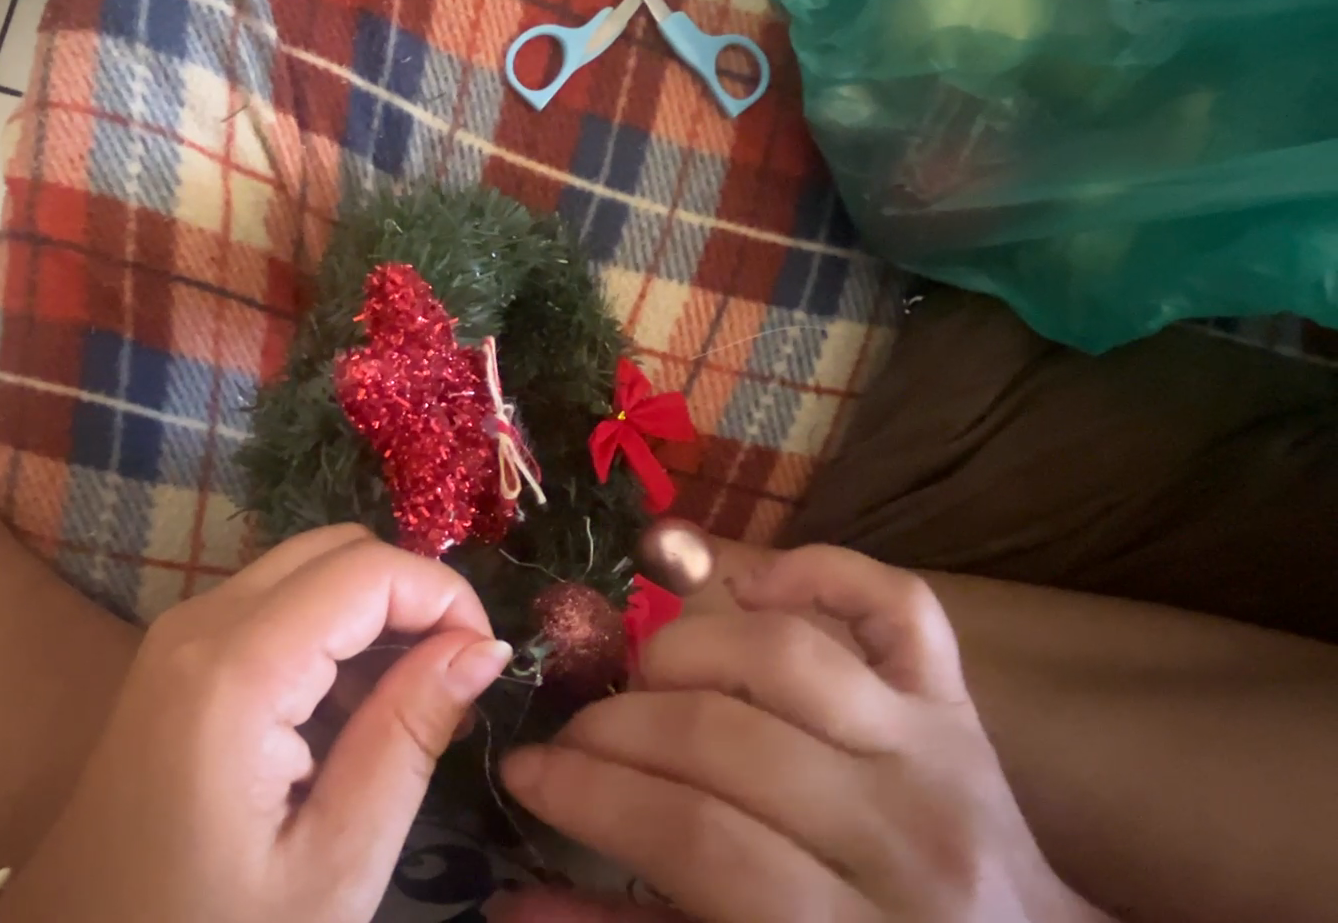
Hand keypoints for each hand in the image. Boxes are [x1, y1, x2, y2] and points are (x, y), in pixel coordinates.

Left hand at [0, 524, 512, 922]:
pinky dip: (328, 632)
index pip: (368, 569)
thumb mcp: (334, 863)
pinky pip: (273, 603)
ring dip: (371, 616)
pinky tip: (341, 716)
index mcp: (236, 668)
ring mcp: (180, 630)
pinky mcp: (177, 652)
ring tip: (402, 710)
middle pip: (337, 550)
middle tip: (449, 685)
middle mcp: (201, 619)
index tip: (486, 663)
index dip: (444, 597)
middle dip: (410, 597)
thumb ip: (409, 736)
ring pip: (307, 569)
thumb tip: (483, 646)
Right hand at [496, 542, 1111, 922]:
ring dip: (685, 650)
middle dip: (614, 728)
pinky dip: (821, 571)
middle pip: (726, 739)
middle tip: (566, 738)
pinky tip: (750, 586)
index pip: (698, 837)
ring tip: (641, 679)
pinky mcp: (955, 696)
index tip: (523, 772)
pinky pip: (898, 602)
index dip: (590, 794)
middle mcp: (909, 830)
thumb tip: (507, 901)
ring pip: (789, 654)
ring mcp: (940, 747)